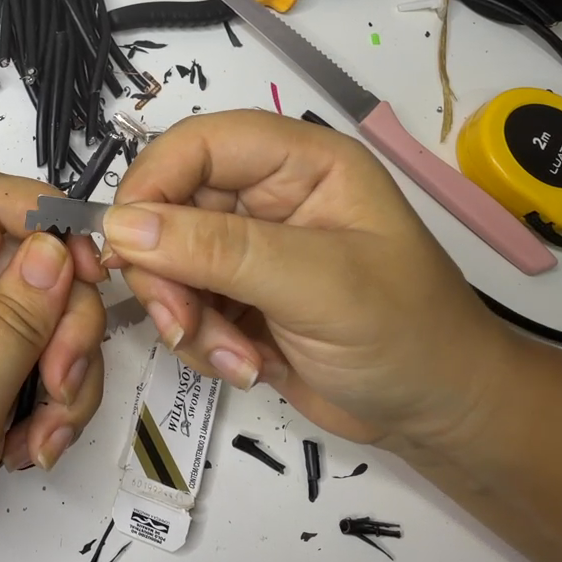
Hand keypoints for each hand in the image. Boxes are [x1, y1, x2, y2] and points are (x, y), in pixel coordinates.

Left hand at [0, 171, 108, 561]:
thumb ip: (15, 317)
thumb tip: (57, 246)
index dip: (48, 215)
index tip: (92, 271)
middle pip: (36, 266)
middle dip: (67, 327)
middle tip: (59, 387)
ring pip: (48, 323)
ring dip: (65, 379)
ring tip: (40, 440)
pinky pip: (38, 368)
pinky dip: (50, 408)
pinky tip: (29, 451)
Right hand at [100, 109, 515, 448]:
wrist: (441, 417)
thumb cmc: (407, 336)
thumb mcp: (318, 286)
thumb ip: (219, 251)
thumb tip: (120, 226)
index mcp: (299, 162)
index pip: (198, 145)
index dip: (152, 183)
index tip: (124, 244)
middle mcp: (265, 195)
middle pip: (168, 206)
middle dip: (167, 271)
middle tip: (181, 324)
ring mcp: (246, 246)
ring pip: (164, 260)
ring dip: (184, 315)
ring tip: (235, 358)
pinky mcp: (232, 292)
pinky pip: (179, 302)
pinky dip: (196, 339)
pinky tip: (245, 365)